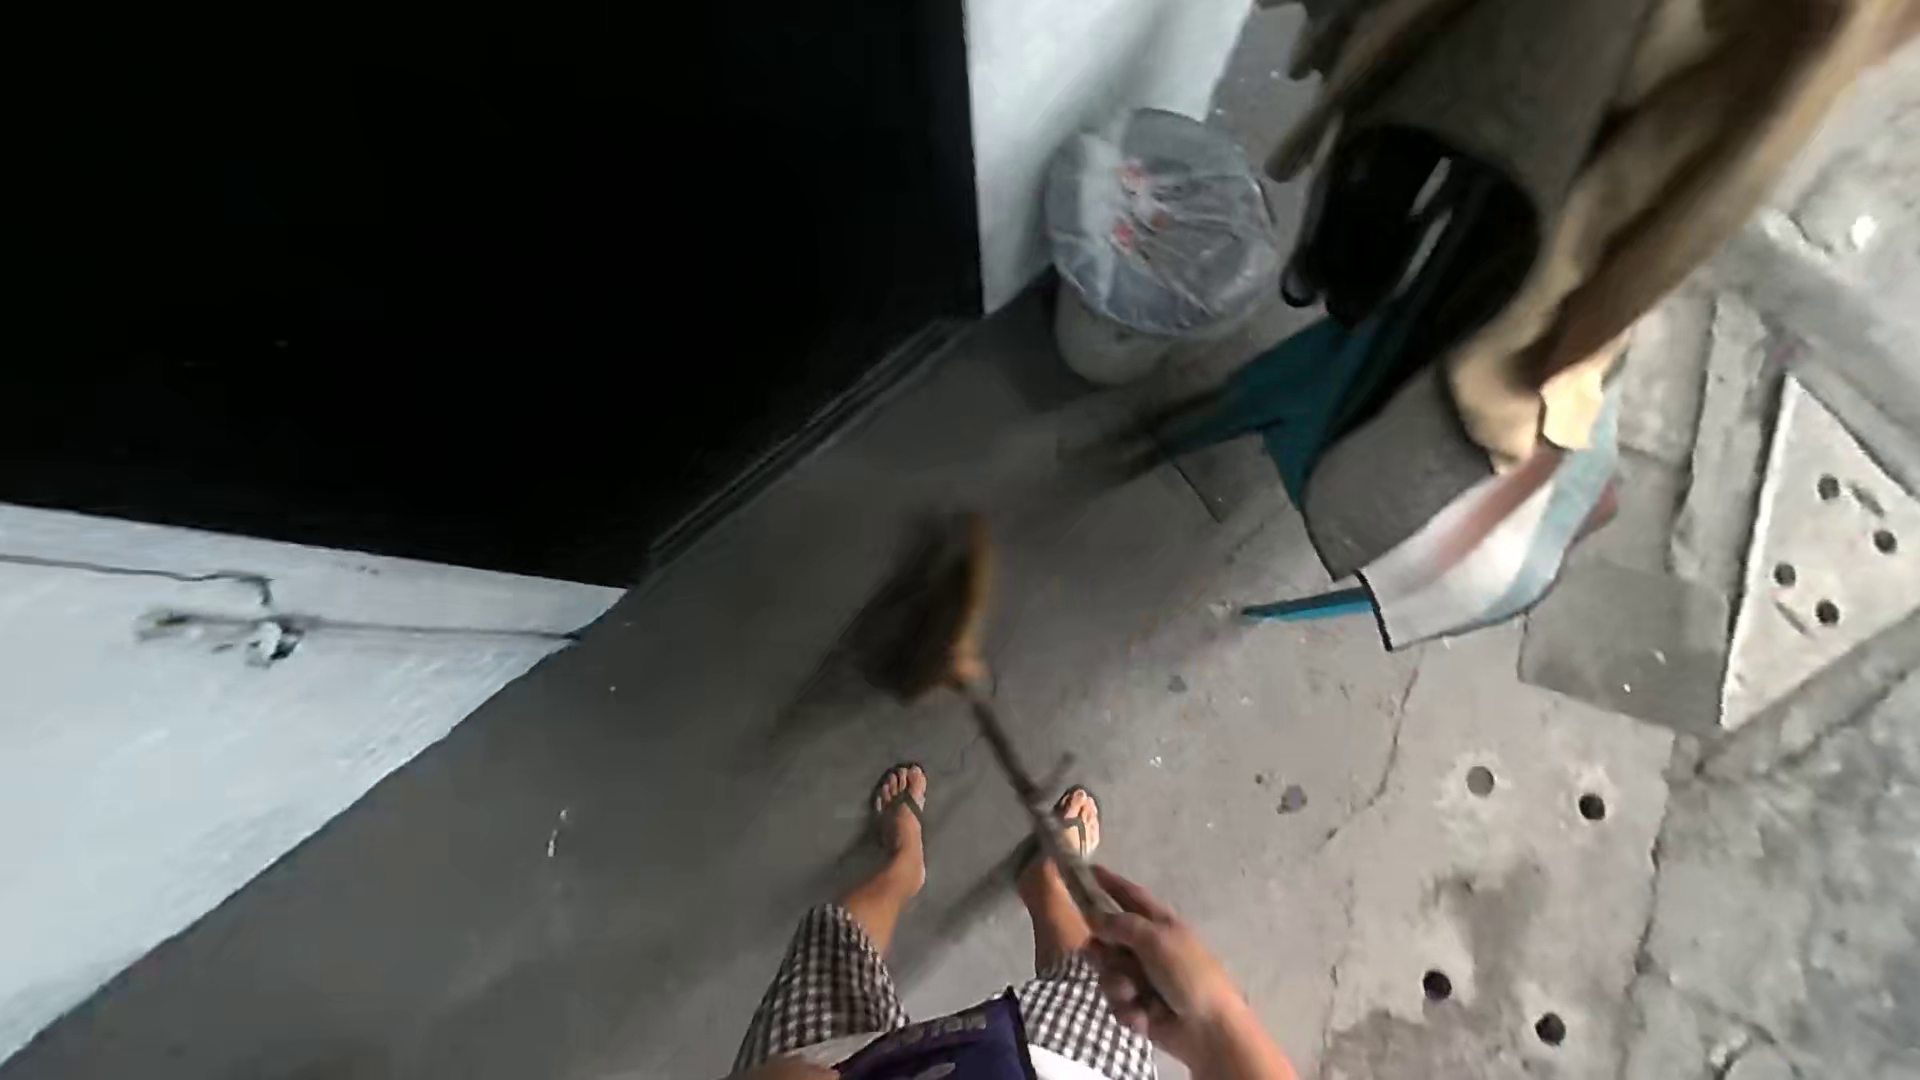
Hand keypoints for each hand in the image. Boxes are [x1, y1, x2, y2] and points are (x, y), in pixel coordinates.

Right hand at [1086, 864, 1246, 1065]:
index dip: (1110, 881)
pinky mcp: (1139, 1007)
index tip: (1089, 868)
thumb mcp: (1154, 938)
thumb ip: (1120, 923)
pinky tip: (1143, 1016)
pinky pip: (1117, 1002)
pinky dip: (1128, 1009)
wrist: (1211, 1031)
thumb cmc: (1187, 973)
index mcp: (1157, 922)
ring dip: (1118, 983)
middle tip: (1101, 954)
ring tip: (1133, 994)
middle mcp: (1147, 946)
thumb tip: (1093, 917)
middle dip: (1102, 949)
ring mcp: (1142, 978)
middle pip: (1107, 937)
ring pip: (1108, 971)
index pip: (1129, 894)